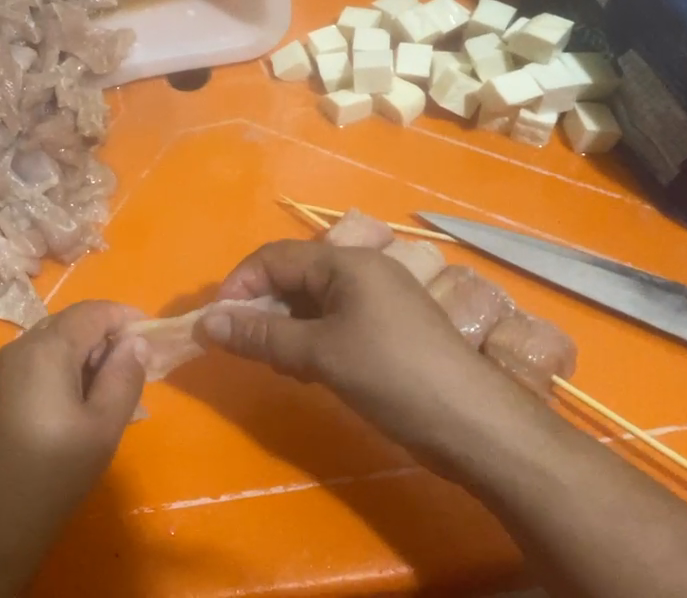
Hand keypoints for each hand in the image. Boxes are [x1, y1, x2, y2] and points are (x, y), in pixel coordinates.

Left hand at [0, 301, 147, 596]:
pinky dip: (59, 368)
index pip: (91, 311)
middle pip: (68, 323)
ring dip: (82, 353)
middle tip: (135, 367)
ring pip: (49, 342)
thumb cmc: (54, 473)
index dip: (124, 316)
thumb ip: (123, 377)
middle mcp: (18, 346)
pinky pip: (33, 362)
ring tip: (109, 388)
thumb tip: (135, 341)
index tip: (152, 335)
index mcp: (46, 347)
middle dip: (104, 335)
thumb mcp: (102, 428)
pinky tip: (74, 402)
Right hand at [198, 240, 540, 473]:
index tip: (218, 322)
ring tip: (281, 365)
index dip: (239, 285)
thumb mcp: (319, 355)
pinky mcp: (389, 331)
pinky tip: (309, 371)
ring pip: (310, 302)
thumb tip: (205, 323)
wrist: (480, 429)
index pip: (273, 257)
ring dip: (284, 329)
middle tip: (247, 348)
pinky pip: (333, 321)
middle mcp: (362, 272)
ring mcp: (379, 301)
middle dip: (262, 310)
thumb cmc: (394, 376)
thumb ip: (260, 336)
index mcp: (347, 263)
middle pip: (291, 277)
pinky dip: (310, 340)